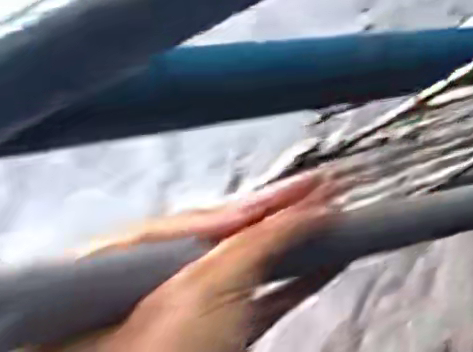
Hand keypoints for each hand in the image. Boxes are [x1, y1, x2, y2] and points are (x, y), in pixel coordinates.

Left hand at [69, 174, 334, 351]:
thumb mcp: (207, 289)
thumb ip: (263, 236)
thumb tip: (321, 199)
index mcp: (80, 302)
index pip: (164, 229)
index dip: (234, 207)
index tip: (301, 187)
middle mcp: (109, 321)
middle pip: (203, 251)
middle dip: (271, 222)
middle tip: (325, 194)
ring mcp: (158, 341)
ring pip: (233, 276)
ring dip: (292, 245)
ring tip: (340, 217)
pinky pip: (251, 306)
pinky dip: (294, 280)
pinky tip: (334, 258)